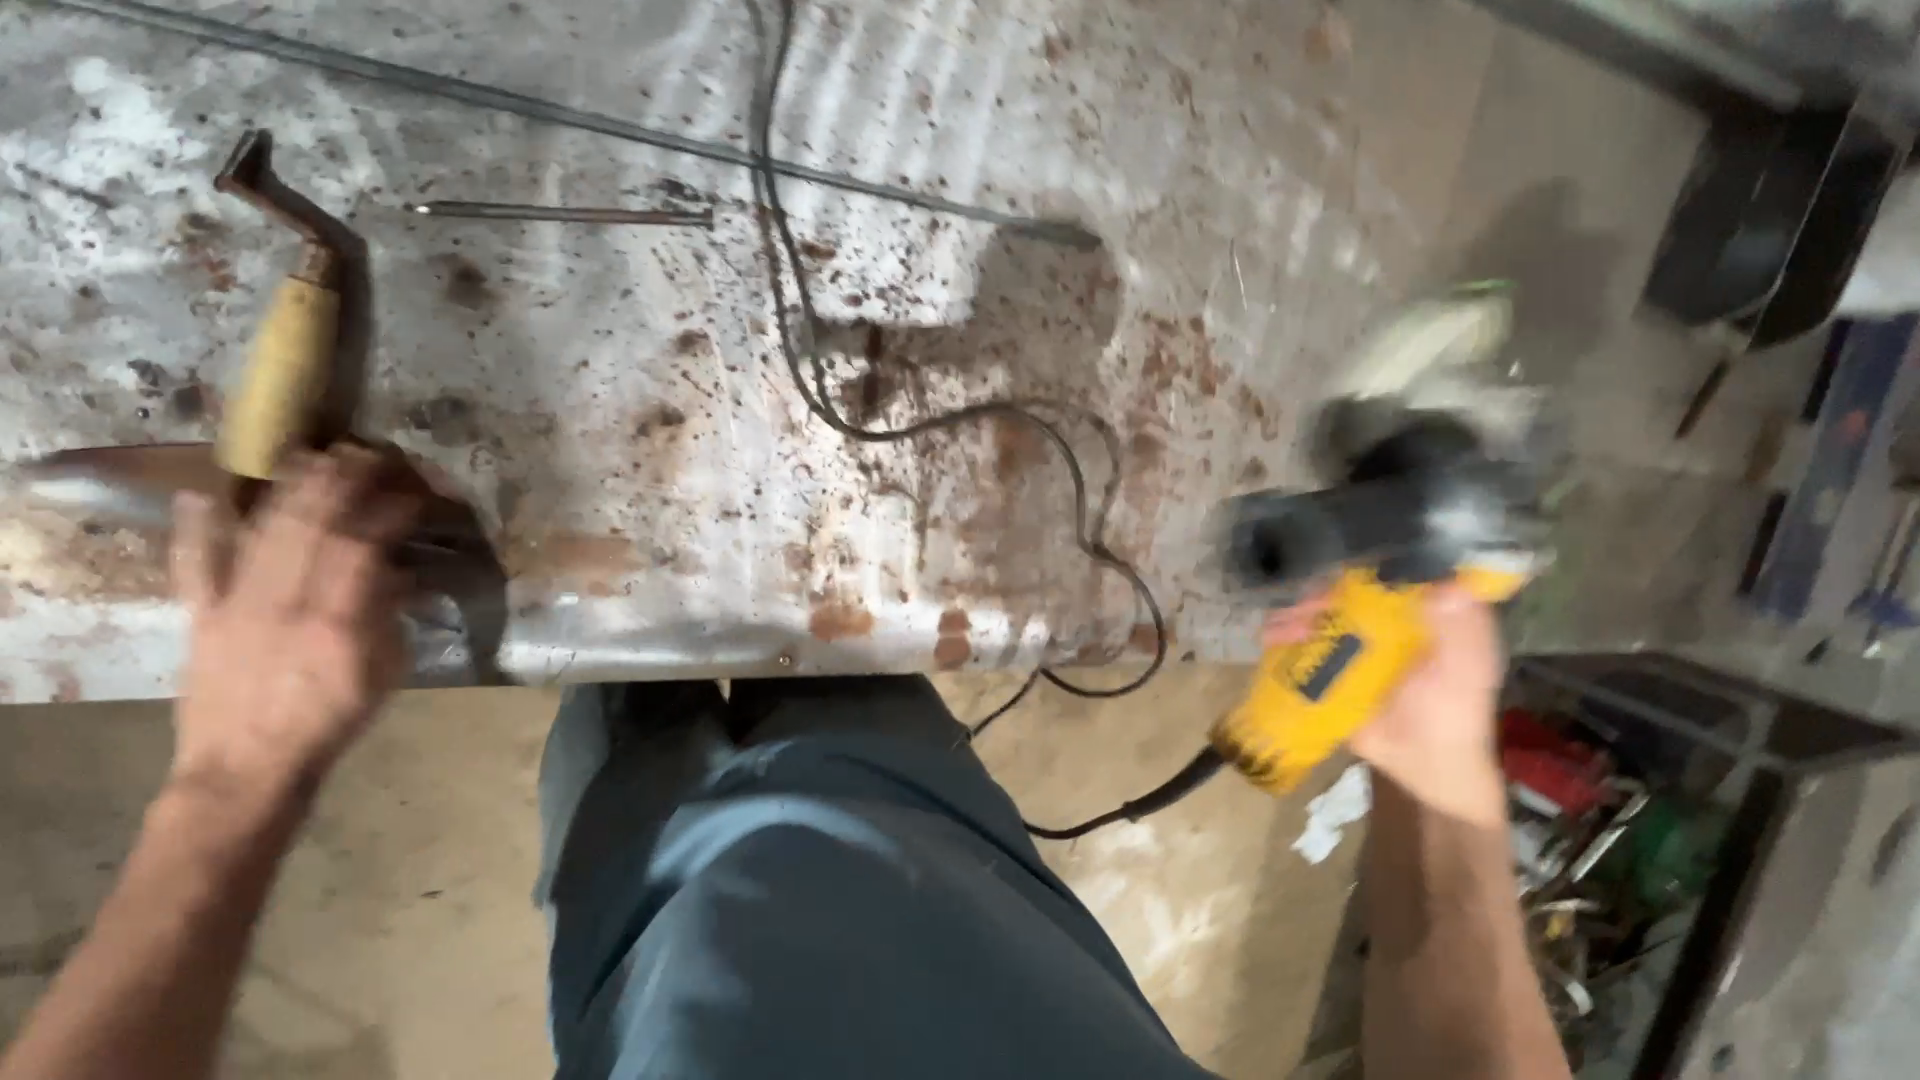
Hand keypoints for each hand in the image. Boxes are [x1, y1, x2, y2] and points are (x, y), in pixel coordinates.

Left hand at [169, 447, 419, 798]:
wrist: (247, 765)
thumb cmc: (332, 719)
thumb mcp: (383, 672)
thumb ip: (387, 617)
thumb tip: (396, 573)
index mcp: (338, 621)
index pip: (365, 548)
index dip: (388, 512)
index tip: (411, 490)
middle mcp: (285, 604)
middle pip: (313, 529)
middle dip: (340, 485)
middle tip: (363, 453)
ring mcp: (237, 605)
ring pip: (263, 535)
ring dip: (287, 492)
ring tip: (308, 458)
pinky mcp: (201, 616)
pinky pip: (195, 567)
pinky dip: (194, 531)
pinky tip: (199, 498)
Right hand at [1264, 584, 1506, 824]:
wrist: (1423, 764)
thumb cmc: (1453, 713)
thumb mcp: (1466, 668)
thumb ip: (1460, 629)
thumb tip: (1448, 585)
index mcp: (1420, 614)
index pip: (1391, 575)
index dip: (1369, 564)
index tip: (1348, 564)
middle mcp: (1384, 623)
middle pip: (1345, 593)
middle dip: (1321, 593)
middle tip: (1307, 603)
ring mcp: (1354, 645)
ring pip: (1319, 617)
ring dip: (1297, 615)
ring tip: (1281, 625)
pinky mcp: (1330, 668)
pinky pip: (1303, 646)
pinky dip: (1283, 639)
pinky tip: (1270, 638)